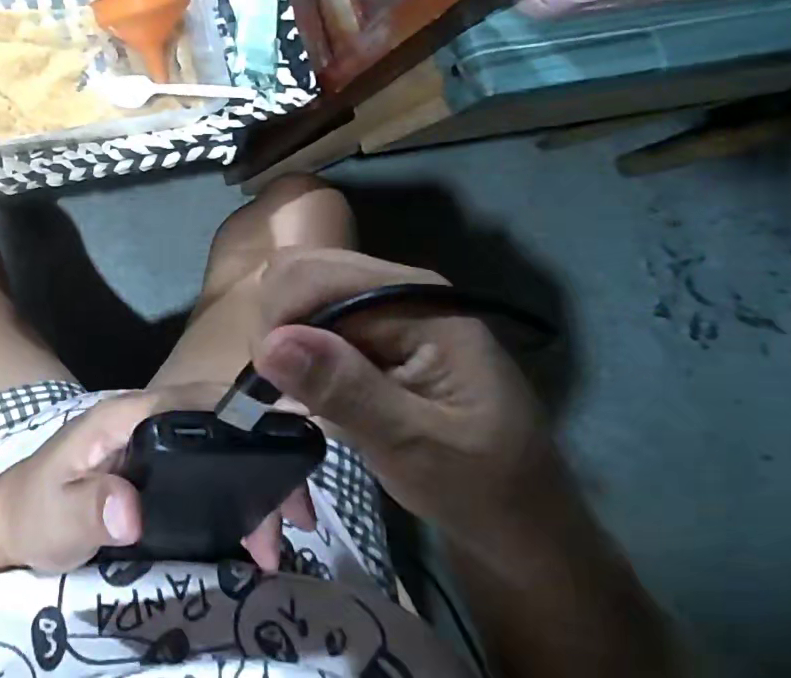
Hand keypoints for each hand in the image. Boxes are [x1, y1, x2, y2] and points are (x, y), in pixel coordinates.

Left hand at [0, 387, 313, 572]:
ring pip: (218, 445)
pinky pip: (209, 468)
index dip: (241, 414)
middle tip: (297, 514)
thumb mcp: (56, 517)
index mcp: (124, 417)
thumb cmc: (34, 513)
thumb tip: (132, 510)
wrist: (15, 524)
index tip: (288, 446)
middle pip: (215, 421)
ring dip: (257, 482)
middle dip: (263, 457)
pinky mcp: (158, 467)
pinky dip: (239, 494)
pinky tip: (256, 533)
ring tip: (283, 534)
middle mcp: (144, 419)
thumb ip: (90, 508)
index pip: (189, 400)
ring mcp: (153, 442)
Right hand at [249, 249, 570, 553]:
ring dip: (282, 337)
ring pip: (294, 289)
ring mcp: (379, 303)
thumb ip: (345, 390)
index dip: (279, 321)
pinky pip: (306, 313)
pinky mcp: (368, 326)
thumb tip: (271, 344)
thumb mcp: (414, 446)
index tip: (275, 383)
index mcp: (415, 299)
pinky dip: (292, 347)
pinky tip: (308, 386)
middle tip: (289, 388)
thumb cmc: (480, 485)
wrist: (519, 520)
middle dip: (276, 325)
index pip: (312, 275)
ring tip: (301, 391)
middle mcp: (394, 285)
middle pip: (297, 270)